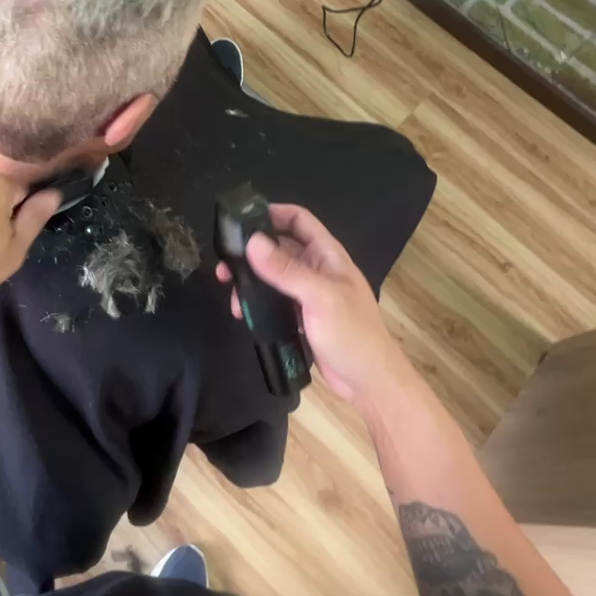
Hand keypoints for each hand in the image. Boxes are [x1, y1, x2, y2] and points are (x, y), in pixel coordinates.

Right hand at [216, 203, 415, 409]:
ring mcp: (309, 294)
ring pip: (274, 276)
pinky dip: (258, 302)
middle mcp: (317, 269)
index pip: (299, 220)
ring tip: (231, 292)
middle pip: (280, 248)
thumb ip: (286, 270)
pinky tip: (243, 312)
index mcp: (327, 255)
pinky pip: (275, 300)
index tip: (242, 219)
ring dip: (252, 280)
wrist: (369, 382)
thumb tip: (252, 242)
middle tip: (226, 263)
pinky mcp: (302, 316)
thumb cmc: (352, 334)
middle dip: (253, 252)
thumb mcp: (319, 297)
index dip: (273, 213)